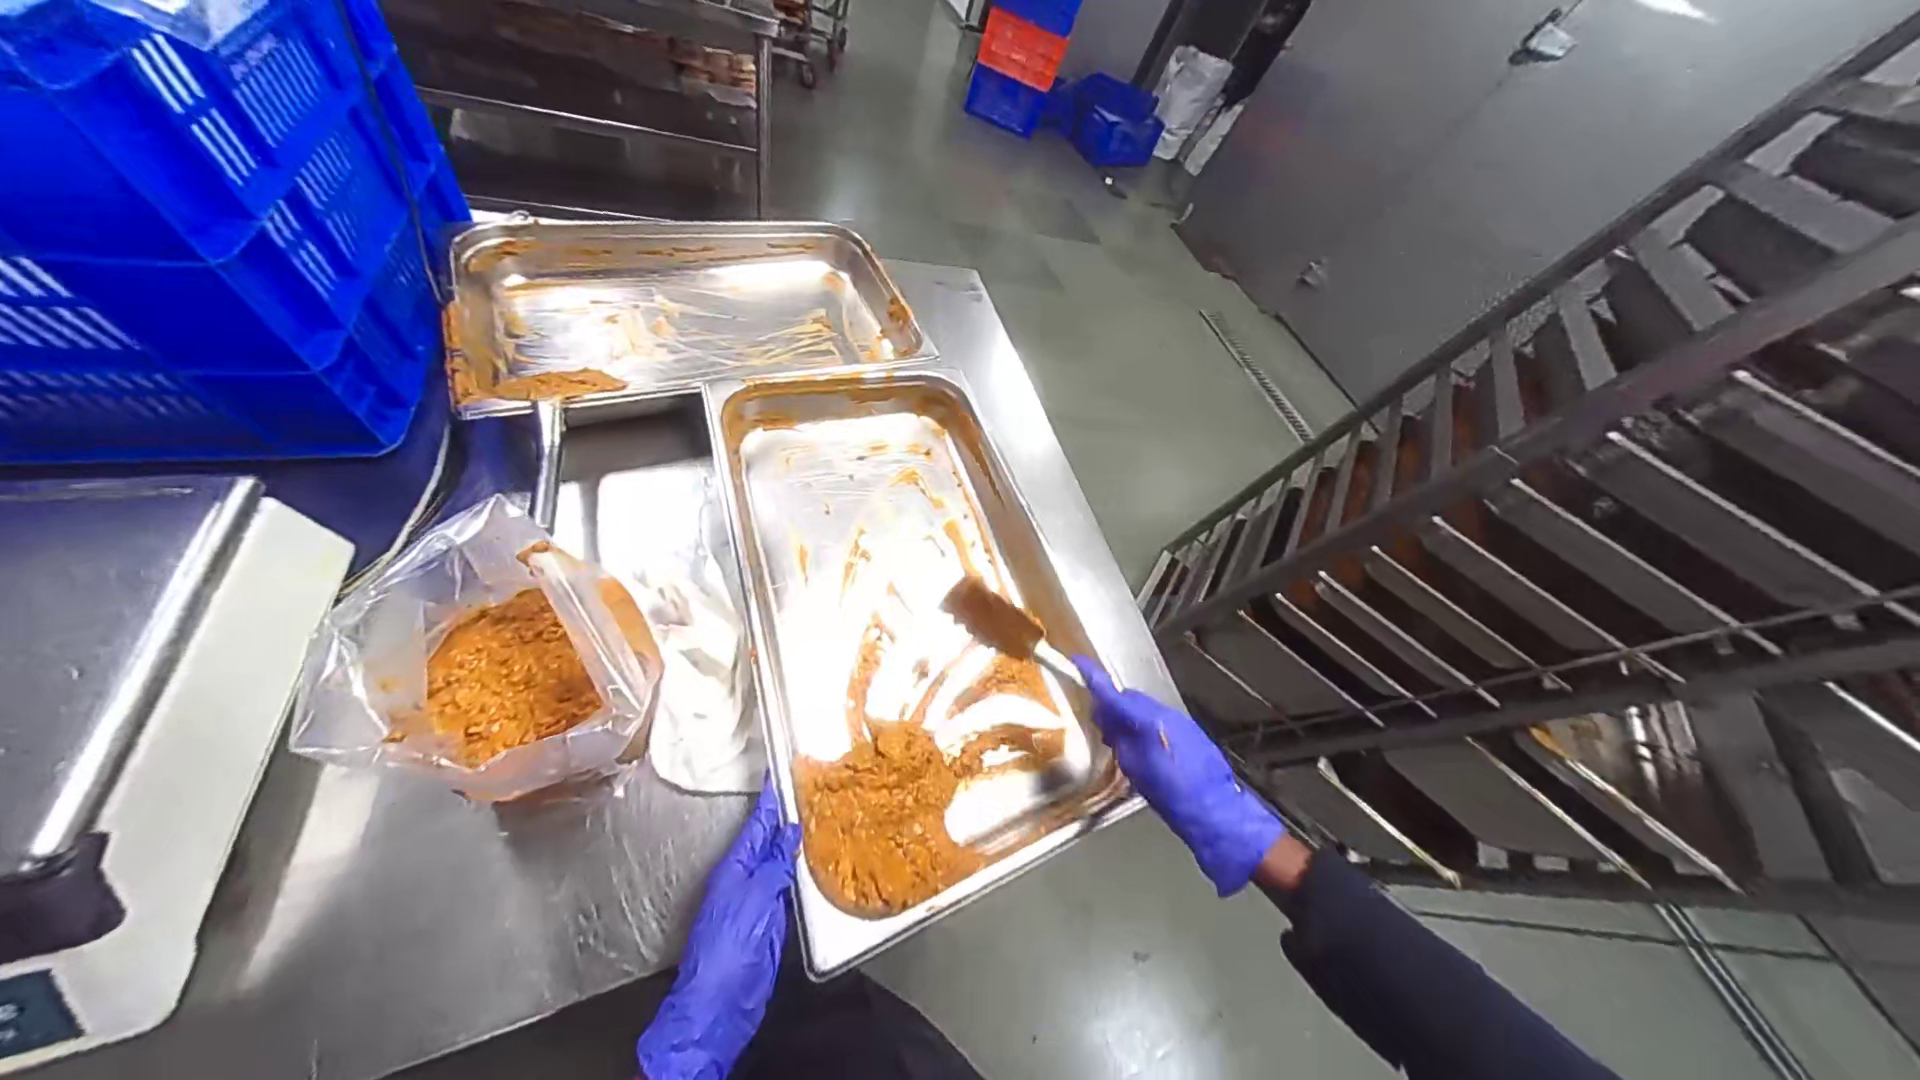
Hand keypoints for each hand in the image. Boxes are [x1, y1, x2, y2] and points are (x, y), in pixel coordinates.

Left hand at [637, 779, 799, 1079]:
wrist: (717, 1005)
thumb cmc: (727, 950)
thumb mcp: (755, 898)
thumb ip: (775, 864)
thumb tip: (791, 833)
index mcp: (735, 866)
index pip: (757, 822)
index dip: (770, 798)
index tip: (779, 771)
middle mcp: (746, 877)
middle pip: (769, 838)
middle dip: (785, 814)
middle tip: (807, 786)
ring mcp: (758, 898)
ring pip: (780, 859)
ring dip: (795, 839)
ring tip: (814, 814)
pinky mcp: (770, 918)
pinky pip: (788, 883)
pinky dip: (800, 867)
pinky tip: (814, 858)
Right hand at [1073, 657, 1283, 895]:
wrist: (1217, 812)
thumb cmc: (1171, 796)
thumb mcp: (1135, 769)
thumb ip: (1119, 739)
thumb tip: (1108, 722)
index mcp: (1148, 721)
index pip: (1114, 693)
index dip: (1094, 677)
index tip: (1079, 662)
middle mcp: (1166, 714)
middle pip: (1130, 697)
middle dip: (1111, 704)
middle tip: (1098, 723)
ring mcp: (1181, 720)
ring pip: (1145, 708)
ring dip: (1129, 716)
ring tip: (1119, 739)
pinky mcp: (1191, 731)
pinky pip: (1160, 719)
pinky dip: (1145, 725)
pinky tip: (1143, 746)